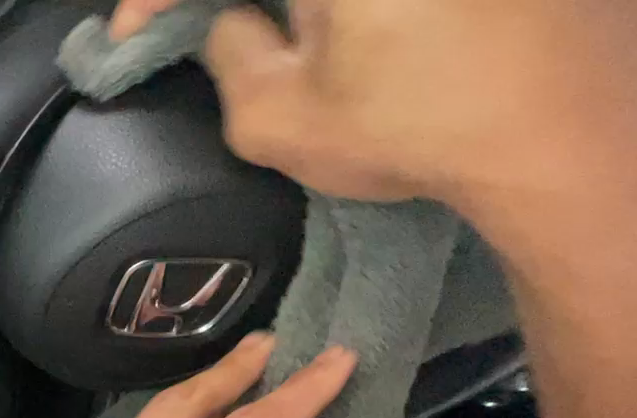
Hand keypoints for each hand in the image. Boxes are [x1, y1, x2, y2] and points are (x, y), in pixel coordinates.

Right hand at [107, 0, 636, 220]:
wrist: (563, 129)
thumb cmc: (407, 128)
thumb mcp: (276, 117)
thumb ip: (230, 57)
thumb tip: (222, 22)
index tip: (129, 35)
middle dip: (210, 1)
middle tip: (181, 24)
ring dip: (276, 8)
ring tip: (247, 32)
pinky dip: (318, 11)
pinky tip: (319, 34)